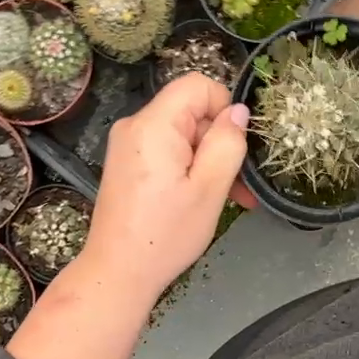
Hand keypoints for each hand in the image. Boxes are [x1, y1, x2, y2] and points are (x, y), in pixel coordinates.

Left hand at [78, 74, 249, 302]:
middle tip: (241, 184)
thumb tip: (238, 112)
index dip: (225, 109)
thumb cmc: (164, 235)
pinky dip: (189, 170)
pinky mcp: (127, 165)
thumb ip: (227, 144)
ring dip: (209, 161)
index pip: (198, 85)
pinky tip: (205, 199)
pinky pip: (167, 153)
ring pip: (182, 135)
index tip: (238, 147)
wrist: (117, 272)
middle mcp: (135, 126)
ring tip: (232, 199)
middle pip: (190, 112)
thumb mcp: (209, 190)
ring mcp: (128, 146)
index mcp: (153, 124)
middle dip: (220, 142)